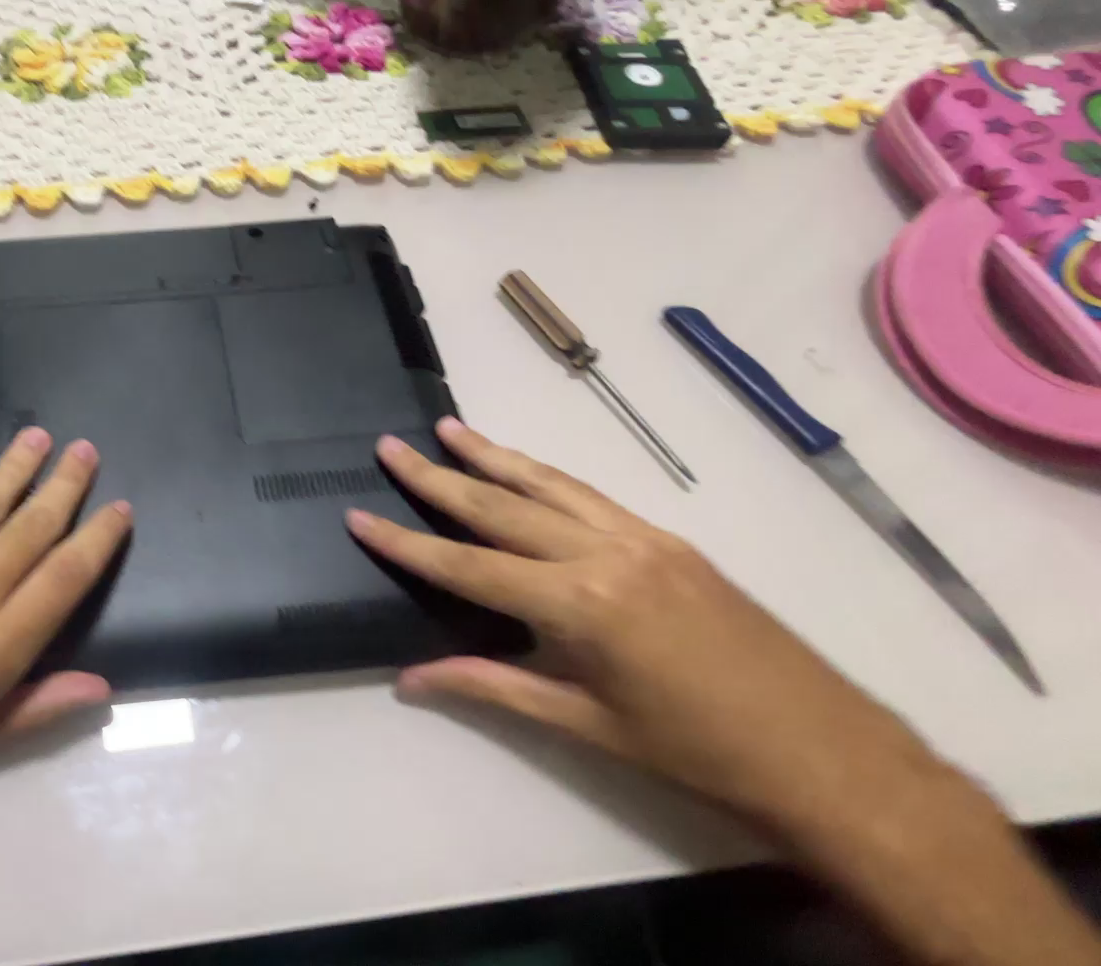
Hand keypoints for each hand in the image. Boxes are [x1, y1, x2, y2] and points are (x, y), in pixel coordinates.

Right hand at [347, 418, 951, 831]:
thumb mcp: (581, 724)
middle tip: (391, 446)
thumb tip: (410, 680)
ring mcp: (642, 539)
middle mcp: (605, 554)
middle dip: (438, 477)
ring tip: (448, 429)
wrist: (826, 755)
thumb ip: (490, 687)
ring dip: (493, 457)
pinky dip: (545, 476)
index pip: (466, 565)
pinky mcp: (669, 540)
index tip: (359, 515)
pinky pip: (591, 496)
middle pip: (501, 507)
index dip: (406, 543)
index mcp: (578, 604)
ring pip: (549, 486)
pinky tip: (523, 468)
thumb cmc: (695, 752)